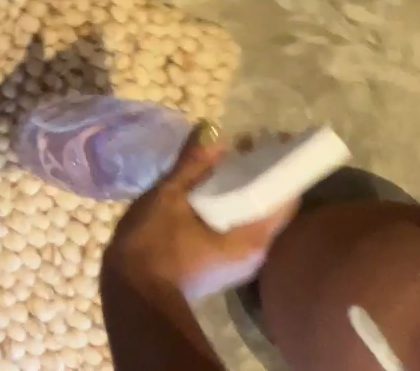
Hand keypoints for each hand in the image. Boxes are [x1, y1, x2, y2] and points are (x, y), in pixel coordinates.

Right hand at [105, 123, 298, 300]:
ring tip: (224, 161)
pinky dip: (230, 204)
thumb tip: (213, 132)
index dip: (281, 167)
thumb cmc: (154, 241)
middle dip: (259, 174)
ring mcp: (240, 260)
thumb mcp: (168, 196)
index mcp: (252, 238)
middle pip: (269, 207)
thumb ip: (192, 166)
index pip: (283, 199)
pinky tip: (208, 190)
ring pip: (252, 217)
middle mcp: (257, 252)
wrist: (136, 288)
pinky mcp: (222, 262)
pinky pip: (237, 226)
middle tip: (243, 144)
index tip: (269, 139)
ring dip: (242, 188)